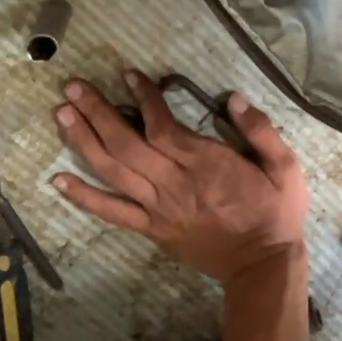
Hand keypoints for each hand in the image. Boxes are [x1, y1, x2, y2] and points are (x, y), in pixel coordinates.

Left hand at [51, 72, 308, 285]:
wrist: (262, 266)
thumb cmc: (275, 211)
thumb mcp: (284, 165)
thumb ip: (260, 129)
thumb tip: (232, 98)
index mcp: (205, 163)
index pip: (162, 126)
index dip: (142, 99)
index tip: (127, 74)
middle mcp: (174, 183)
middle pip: (126, 144)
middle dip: (97, 112)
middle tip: (73, 87)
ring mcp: (158, 208)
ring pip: (113, 172)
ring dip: (84, 142)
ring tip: (62, 114)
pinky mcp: (153, 229)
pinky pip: (112, 212)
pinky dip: (83, 197)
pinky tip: (58, 181)